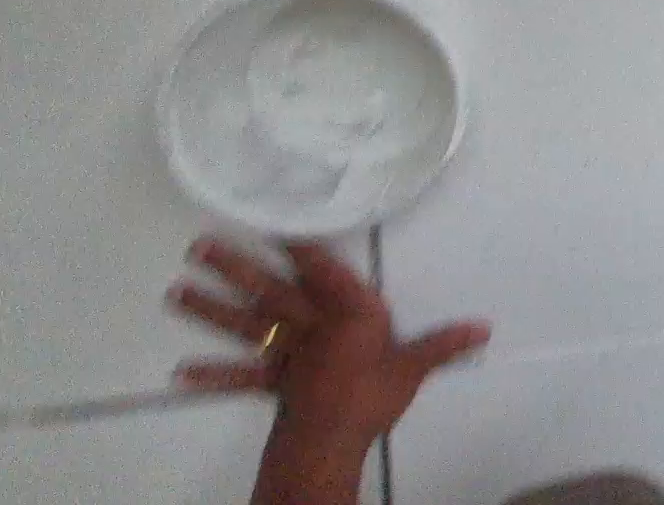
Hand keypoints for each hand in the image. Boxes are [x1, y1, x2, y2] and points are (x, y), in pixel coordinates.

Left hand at [167, 237, 490, 451]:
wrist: (330, 442)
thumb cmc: (373, 395)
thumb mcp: (415, 366)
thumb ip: (445, 343)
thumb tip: (486, 328)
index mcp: (348, 314)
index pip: (323, 273)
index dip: (301, 247)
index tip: (275, 222)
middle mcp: (312, 326)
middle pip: (273, 292)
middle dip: (237, 268)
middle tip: (200, 245)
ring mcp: (285, 355)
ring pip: (247, 325)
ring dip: (211, 308)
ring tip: (177, 289)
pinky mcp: (272, 385)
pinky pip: (240, 377)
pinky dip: (210, 375)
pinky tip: (178, 371)